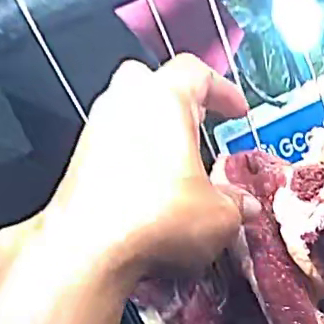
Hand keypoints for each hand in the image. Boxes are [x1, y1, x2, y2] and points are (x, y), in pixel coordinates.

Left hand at [38, 55, 248, 280]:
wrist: (93, 249)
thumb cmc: (156, 220)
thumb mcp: (219, 217)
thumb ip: (235, 203)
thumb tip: (242, 204)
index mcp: (164, 98)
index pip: (198, 74)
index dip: (224, 91)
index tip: (236, 109)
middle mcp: (125, 101)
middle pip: (158, 90)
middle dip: (182, 110)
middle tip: (202, 135)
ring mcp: (97, 129)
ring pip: (134, 121)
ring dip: (158, 143)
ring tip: (180, 178)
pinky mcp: (81, 161)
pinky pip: (117, 152)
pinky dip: (137, 167)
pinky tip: (153, 199)